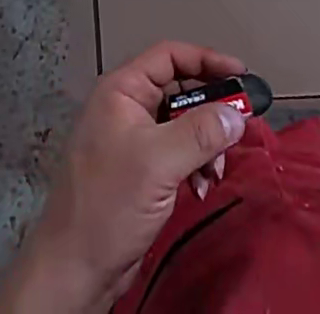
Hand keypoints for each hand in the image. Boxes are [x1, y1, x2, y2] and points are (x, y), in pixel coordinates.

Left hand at [0, 41, 249, 313]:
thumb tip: (237, 114)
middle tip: (240, 129)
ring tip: (213, 172)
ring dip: (206, 144)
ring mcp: (132, 137)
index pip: (168, 56)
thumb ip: (200, 133)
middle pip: (179, 90)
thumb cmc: (109, 201)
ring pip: (183, 124)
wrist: (77, 263)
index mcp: (122, 90)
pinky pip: (178, 152)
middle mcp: (127, 106)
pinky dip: (195, 165)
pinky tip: (199, 188)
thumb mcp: (158, 161)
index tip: (242, 73)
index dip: (206, 59)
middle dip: (211, 111)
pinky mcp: (140, 167)